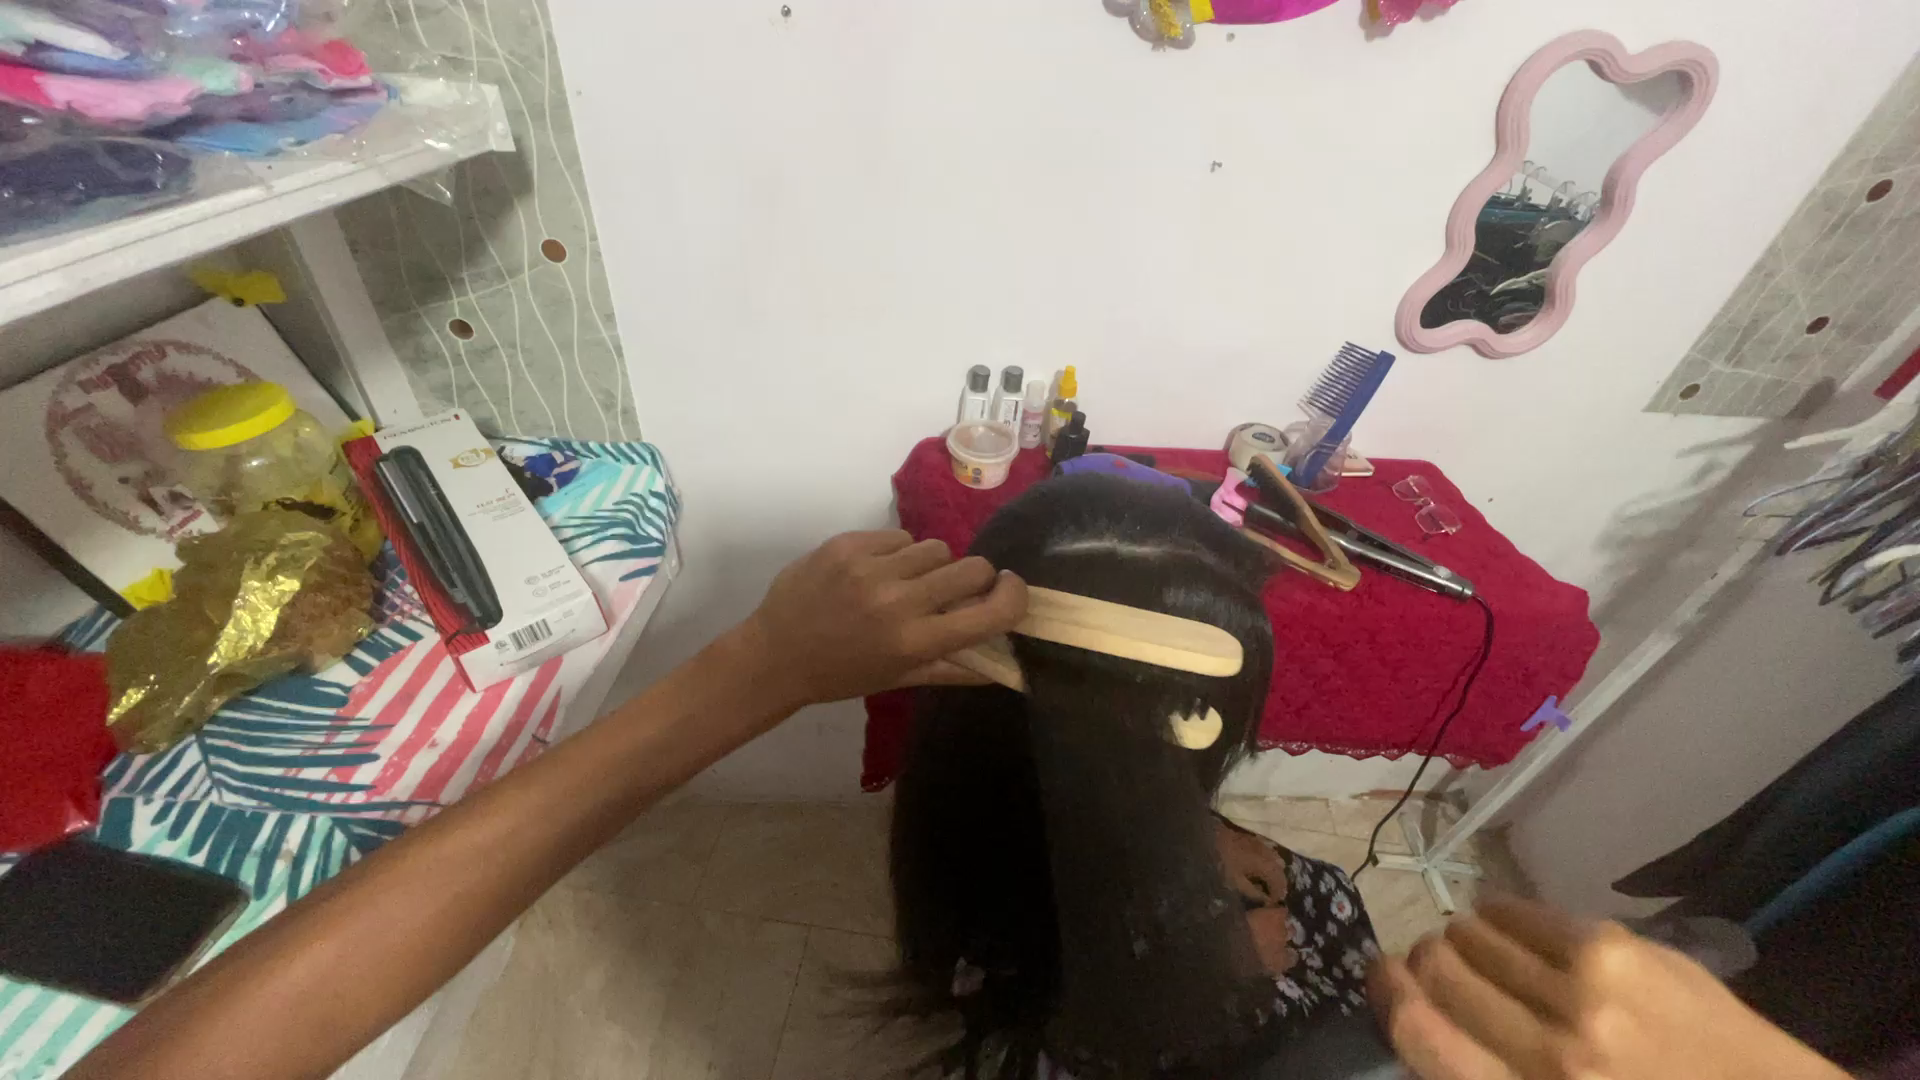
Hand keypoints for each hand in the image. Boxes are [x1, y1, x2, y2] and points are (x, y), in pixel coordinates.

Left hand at [740, 530, 1027, 709]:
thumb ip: (954, 668)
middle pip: (972, 566)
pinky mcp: (847, 544)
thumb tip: (1004, 664)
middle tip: (955, 588)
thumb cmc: (842, 675)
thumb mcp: (900, 679)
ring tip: (906, 581)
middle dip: (973, 577)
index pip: (993, 611)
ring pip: (935, 547)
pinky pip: (898, 536)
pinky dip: (896, 552)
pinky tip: (875, 571)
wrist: (774, 655)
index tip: (1009, 590)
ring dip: (931, 564)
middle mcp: (899, 601)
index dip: (1013, 596)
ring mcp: (871, 568)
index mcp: (917, 642)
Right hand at [1368, 894, 1848, 1079]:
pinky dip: (1500, 917)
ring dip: (1466, 942)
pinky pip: (1513, 909)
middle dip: (1426, 964)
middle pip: (1434, 968)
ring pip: (1467, 930)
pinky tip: (1519, 936)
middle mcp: (1551, 1053)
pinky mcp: (1613, 947)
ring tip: (1492, 959)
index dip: (1385, 992)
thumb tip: (1414, 1011)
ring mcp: (1583, 993)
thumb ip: (1484, 1073)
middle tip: (1443, 974)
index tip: (1385, 979)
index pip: (1415, 1028)